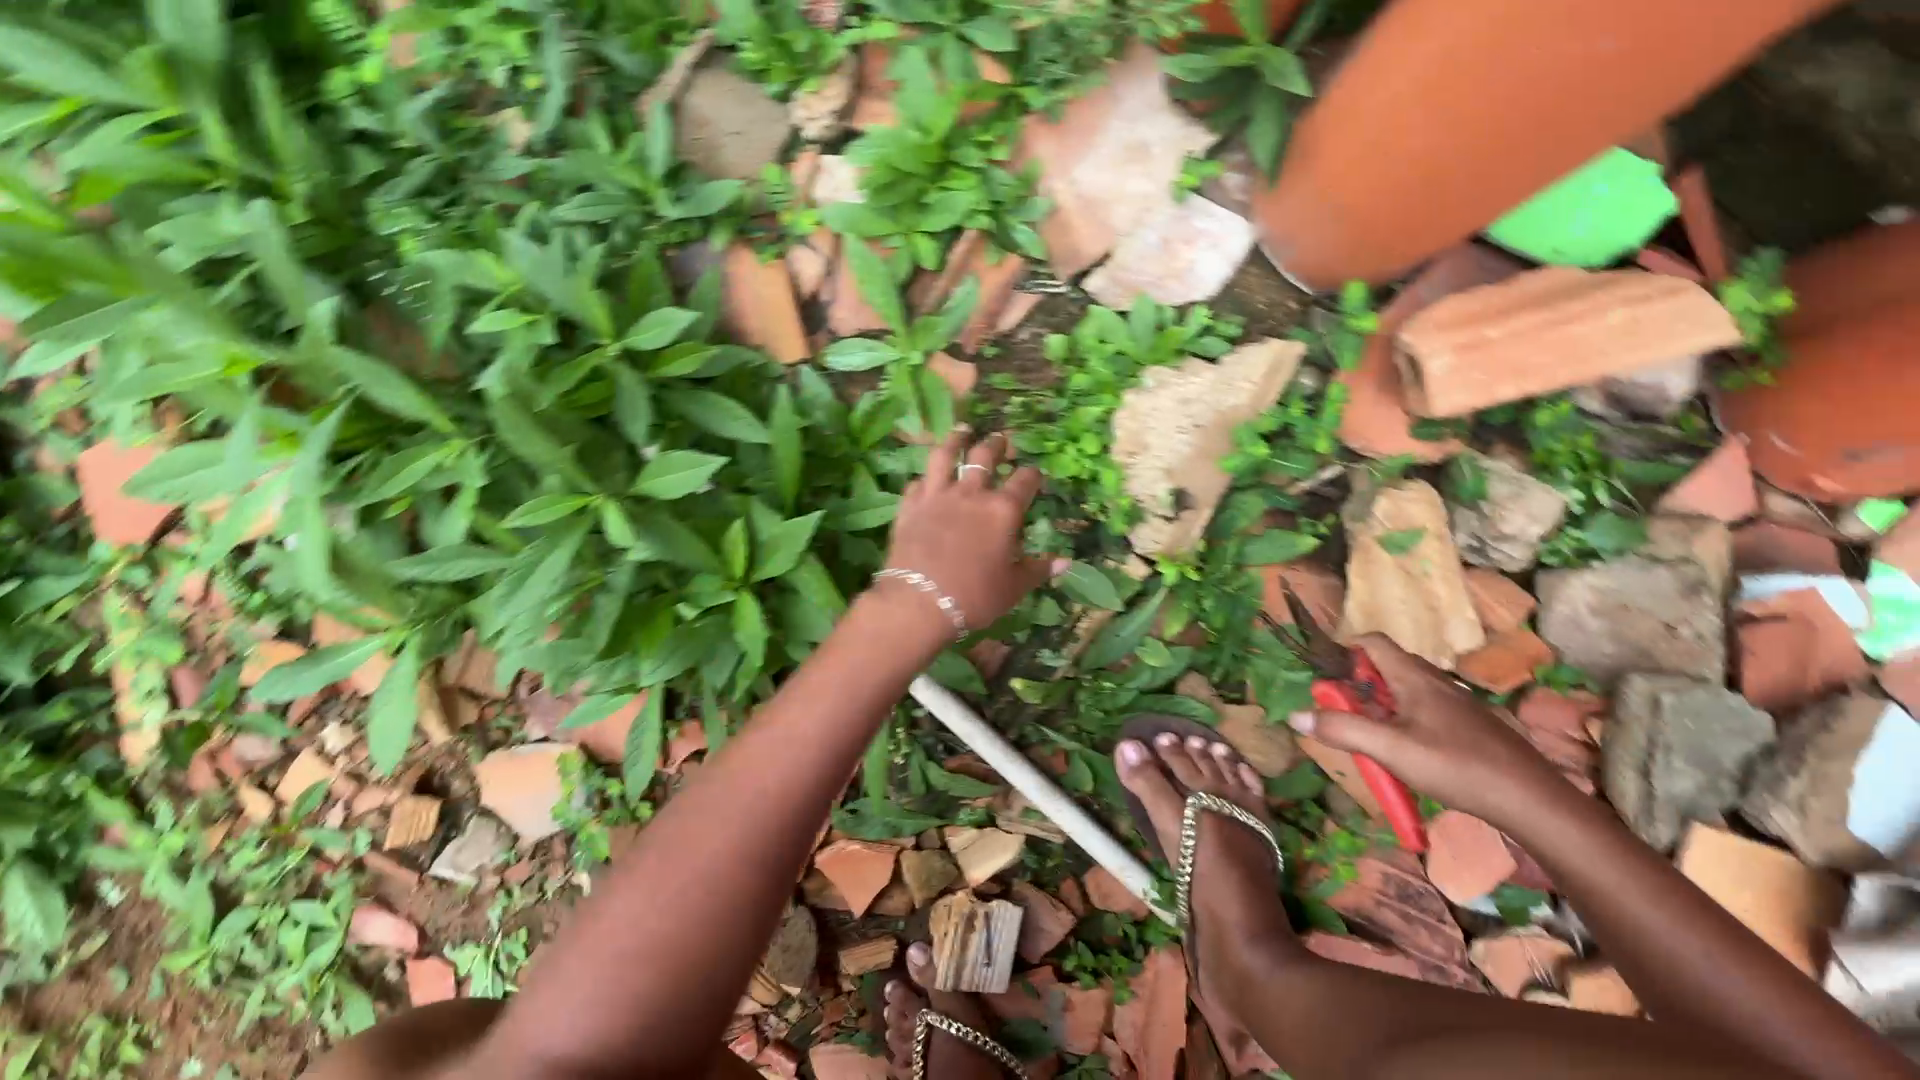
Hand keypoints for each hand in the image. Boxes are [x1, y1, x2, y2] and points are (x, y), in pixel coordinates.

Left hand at [877, 428, 1063, 637]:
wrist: (919, 602)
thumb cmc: (975, 596)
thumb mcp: (1013, 588)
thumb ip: (1037, 569)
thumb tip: (1064, 562)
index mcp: (1003, 510)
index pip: (1025, 481)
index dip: (1033, 475)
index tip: (1035, 473)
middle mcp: (971, 493)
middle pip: (985, 456)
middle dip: (997, 445)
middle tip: (1002, 440)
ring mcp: (937, 496)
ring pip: (946, 456)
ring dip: (955, 440)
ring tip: (961, 431)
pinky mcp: (910, 506)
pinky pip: (918, 483)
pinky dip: (925, 478)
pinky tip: (926, 478)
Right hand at [1290, 634, 1570, 824]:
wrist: (1530, 798)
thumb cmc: (1457, 766)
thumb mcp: (1391, 750)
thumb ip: (1343, 730)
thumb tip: (1296, 715)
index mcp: (1415, 678)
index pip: (1374, 642)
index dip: (1346, 650)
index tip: (1326, 678)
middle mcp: (1436, 683)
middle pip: (1388, 667)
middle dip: (1358, 685)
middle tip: (1342, 715)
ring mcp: (1456, 705)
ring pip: (1407, 692)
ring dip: (1381, 707)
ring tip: (1369, 739)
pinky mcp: (1470, 728)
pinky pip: (1425, 712)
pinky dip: (1404, 723)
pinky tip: (1406, 756)